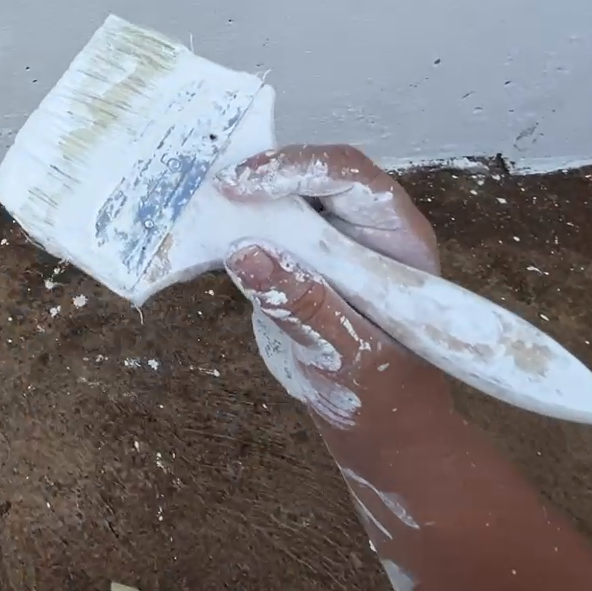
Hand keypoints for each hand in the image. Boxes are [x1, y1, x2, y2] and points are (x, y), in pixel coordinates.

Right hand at [214, 146, 452, 435]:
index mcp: (396, 240)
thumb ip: (305, 308)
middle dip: (263, 171)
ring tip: (197, 198)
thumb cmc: (384, 393)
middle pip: (313, 172)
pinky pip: (255, 222)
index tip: (244, 185)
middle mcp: (360, 226)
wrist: (373, 421)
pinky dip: (224, 219)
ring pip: (279, 192)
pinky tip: (195, 225)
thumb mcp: (350, 358)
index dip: (300, 170)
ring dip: (238, 192)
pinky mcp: (288, 252)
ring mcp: (322, 237)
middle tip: (214, 187)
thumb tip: (244, 253)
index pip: (353, 179)